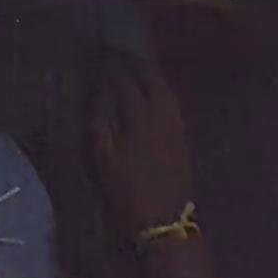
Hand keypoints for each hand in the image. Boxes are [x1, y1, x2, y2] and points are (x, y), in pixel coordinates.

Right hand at [90, 56, 192, 238]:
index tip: (96, 52)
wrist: (165, 225)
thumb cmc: (127, 193)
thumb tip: (95, 99)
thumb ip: (98, 125)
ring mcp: (175, 127)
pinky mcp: (182, 138)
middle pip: (149, 79)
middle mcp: (161, 117)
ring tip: (133, 64)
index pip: (123, 81)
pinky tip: (151, 91)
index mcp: (139, 120)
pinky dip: (160, 88)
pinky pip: (172, 103)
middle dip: (133, 62)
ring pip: (164, 89)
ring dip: (148, 73)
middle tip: (115, 51)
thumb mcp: (103, 160)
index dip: (110, 64)